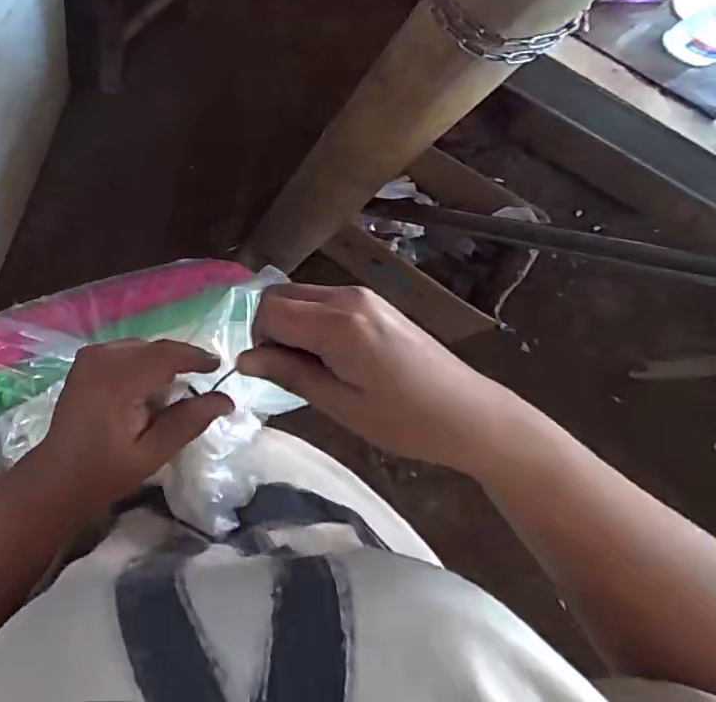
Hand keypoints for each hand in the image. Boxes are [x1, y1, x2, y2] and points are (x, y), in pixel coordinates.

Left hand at [16, 339, 234, 516]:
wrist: (58, 477)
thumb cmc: (106, 472)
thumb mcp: (153, 452)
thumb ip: (189, 421)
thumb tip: (226, 400)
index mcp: (117, 381)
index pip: (166, 356)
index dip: (195, 358)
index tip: (219, 367)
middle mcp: (102, 358)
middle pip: (154, 347)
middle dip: (180, 359)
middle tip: (203, 379)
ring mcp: (91, 355)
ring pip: (141, 346)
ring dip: (161, 360)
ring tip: (177, 385)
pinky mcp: (86, 359)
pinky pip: (125, 350)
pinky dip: (142, 360)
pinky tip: (149, 384)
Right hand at [239, 284, 519, 473]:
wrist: (471, 413)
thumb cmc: (406, 420)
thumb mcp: (342, 405)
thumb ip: (290, 374)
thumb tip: (244, 359)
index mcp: (338, 323)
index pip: (269, 310)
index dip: (258, 339)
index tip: (271, 371)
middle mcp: (346, 297)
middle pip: (280, 294)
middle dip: (269, 327)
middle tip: (286, 369)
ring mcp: (361, 295)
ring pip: (299, 295)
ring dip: (290, 324)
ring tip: (310, 365)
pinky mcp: (371, 301)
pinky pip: (322, 300)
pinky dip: (309, 320)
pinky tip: (328, 354)